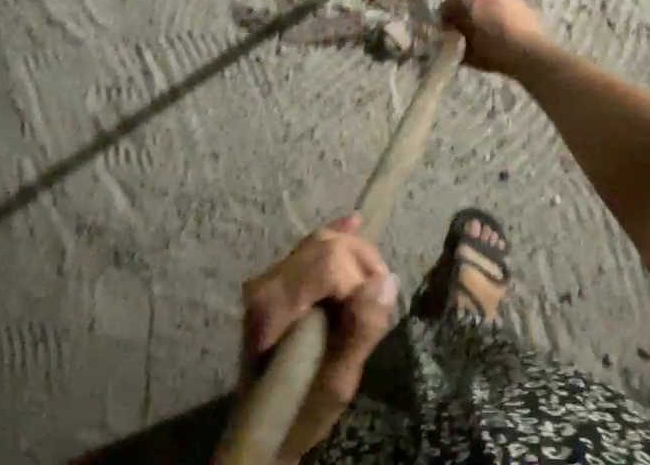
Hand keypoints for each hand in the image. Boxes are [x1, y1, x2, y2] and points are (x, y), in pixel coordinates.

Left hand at [240, 215, 398, 460]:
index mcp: (275, 306)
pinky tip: (355, 223)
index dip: (360, 280)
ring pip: (321, 241)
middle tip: (378, 302)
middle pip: (327, 244)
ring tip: (373, 286)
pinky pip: (309, 247)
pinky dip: (336, 236)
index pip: (329, 262)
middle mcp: (266, 282)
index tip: (370, 315)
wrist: (263, 427)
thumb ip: (360, 330)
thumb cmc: (300, 411)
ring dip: (355, 255)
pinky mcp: (276, 281)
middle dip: (363, 263)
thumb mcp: (336, 383)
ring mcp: (268, 279)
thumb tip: (387, 281)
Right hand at [441, 0, 553, 75]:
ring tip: (481, 23)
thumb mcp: (467, 49)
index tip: (447, 31)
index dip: (445, 18)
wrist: (532, 52)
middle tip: (461, 24)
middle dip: (460, 6)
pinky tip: (498, 24)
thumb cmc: (495, 50)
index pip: (447, 4)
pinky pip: (498, 0)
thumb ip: (455, 38)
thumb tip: (452, 32)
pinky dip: (494, 8)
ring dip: (477, 4)